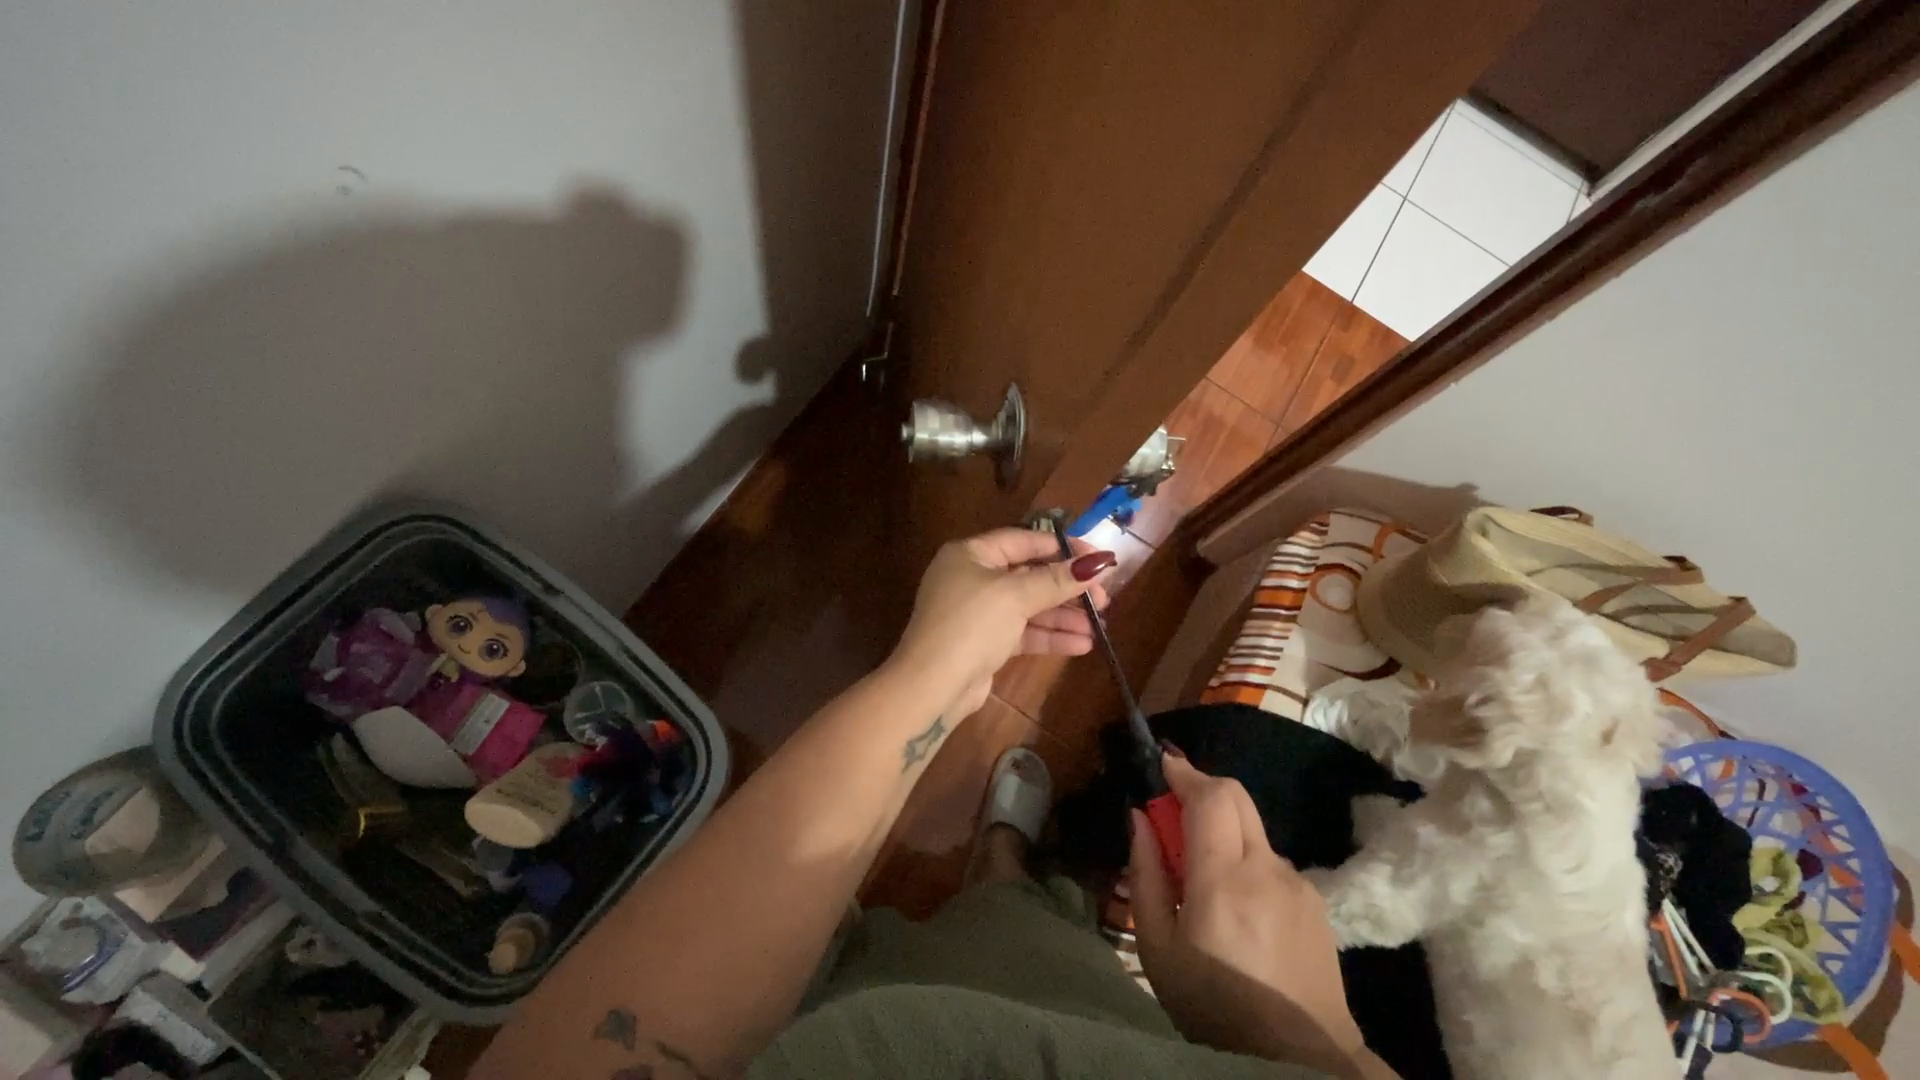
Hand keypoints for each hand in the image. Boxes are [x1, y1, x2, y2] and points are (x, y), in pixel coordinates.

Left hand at [889, 528, 1116, 716]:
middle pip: (1029, 575)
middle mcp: (972, 578)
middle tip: (1103, 599)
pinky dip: (1049, 636)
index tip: (1098, 559)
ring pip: (1029, 606)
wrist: (932, 684)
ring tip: (1099, 625)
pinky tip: (1081, 644)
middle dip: (1067, 588)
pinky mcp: (984, 643)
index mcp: (970, 554)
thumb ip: (1057, 580)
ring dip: (1063, 616)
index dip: (1063, 548)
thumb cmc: (971, 625)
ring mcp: (978, 612)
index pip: (1024, 540)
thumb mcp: (1015, 596)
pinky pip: (1023, 632)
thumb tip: (1100, 562)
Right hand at [1131, 756, 1391, 1078]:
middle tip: (1171, 813)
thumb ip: (1145, 875)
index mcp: (1222, 880)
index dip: (1184, 772)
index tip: (1161, 765)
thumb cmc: (1214, 1007)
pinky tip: (1238, 909)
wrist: (1301, 1057)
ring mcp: (1296, 882)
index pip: (1210, 797)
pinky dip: (1246, 861)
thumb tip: (1138, 818)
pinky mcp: (1315, 899)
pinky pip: (1271, 860)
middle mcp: (1265, 868)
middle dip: (1202, 789)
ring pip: (1252, 830)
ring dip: (1223, 832)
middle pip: (1236, 796)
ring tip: (1202, 881)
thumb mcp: (1158, 949)